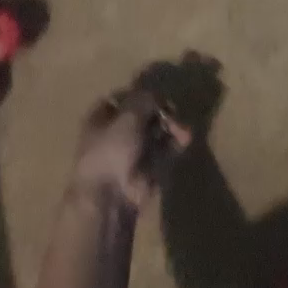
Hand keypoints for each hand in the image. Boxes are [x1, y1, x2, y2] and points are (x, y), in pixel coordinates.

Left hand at [66, 88, 189, 219]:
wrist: (111, 193)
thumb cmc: (111, 149)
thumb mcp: (127, 116)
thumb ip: (145, 99)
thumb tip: (159, 95)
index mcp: (101, 117)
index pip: (123, 98)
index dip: (141, 94)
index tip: (157, 95)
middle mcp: (117, 131)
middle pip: (145, 113)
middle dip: (162, 111)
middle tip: (171, 113)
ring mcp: (135, 149)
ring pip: (159, 130)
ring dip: (173, 126)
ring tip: (182, 130)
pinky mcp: (151, 165)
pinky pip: (168, 148)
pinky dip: (178, 142)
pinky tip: (186, 138)